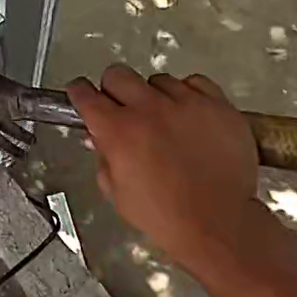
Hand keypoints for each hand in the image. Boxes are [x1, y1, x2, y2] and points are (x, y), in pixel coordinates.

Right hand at [67, 65, 260, 274]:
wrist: (216, 221)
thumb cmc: (165, 214)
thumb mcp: (116, 192)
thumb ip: (103, 158)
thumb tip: (99, 139)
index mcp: (118, 132)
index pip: (86, 96)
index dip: (79, 93)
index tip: (80, 92)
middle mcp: (150, 110)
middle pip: (118, 75)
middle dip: (112, 89)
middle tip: (119, 107)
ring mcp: (186, 104)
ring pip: (158, 80)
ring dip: (153, 96)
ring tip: (161, 120)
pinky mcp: (217, 105)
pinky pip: (195, 83)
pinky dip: (187, 95)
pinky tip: (187, 115)